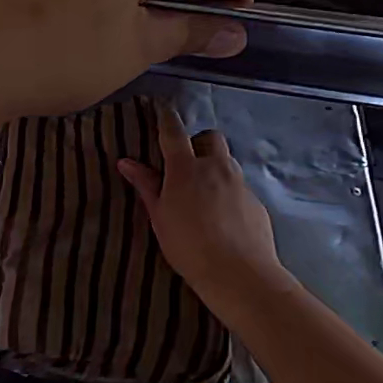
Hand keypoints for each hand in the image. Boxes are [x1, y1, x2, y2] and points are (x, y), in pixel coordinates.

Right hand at [118, 105, 285, 299]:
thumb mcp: (160, 217)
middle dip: (199, 143)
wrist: (240, 274)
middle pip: (210, 137)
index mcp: (186, 168)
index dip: (166, 117)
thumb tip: (127, 162)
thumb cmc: (189, 247)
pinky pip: (239, 186)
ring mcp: (240, 182)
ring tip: (204, 194)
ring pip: (227, 161)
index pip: (173, 132)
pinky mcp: (256, 201)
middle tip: (187, 165)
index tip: (162, 108)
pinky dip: (228, 192)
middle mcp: (216, 167)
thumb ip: (146, 186)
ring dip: (215, 167)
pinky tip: (223, 217)